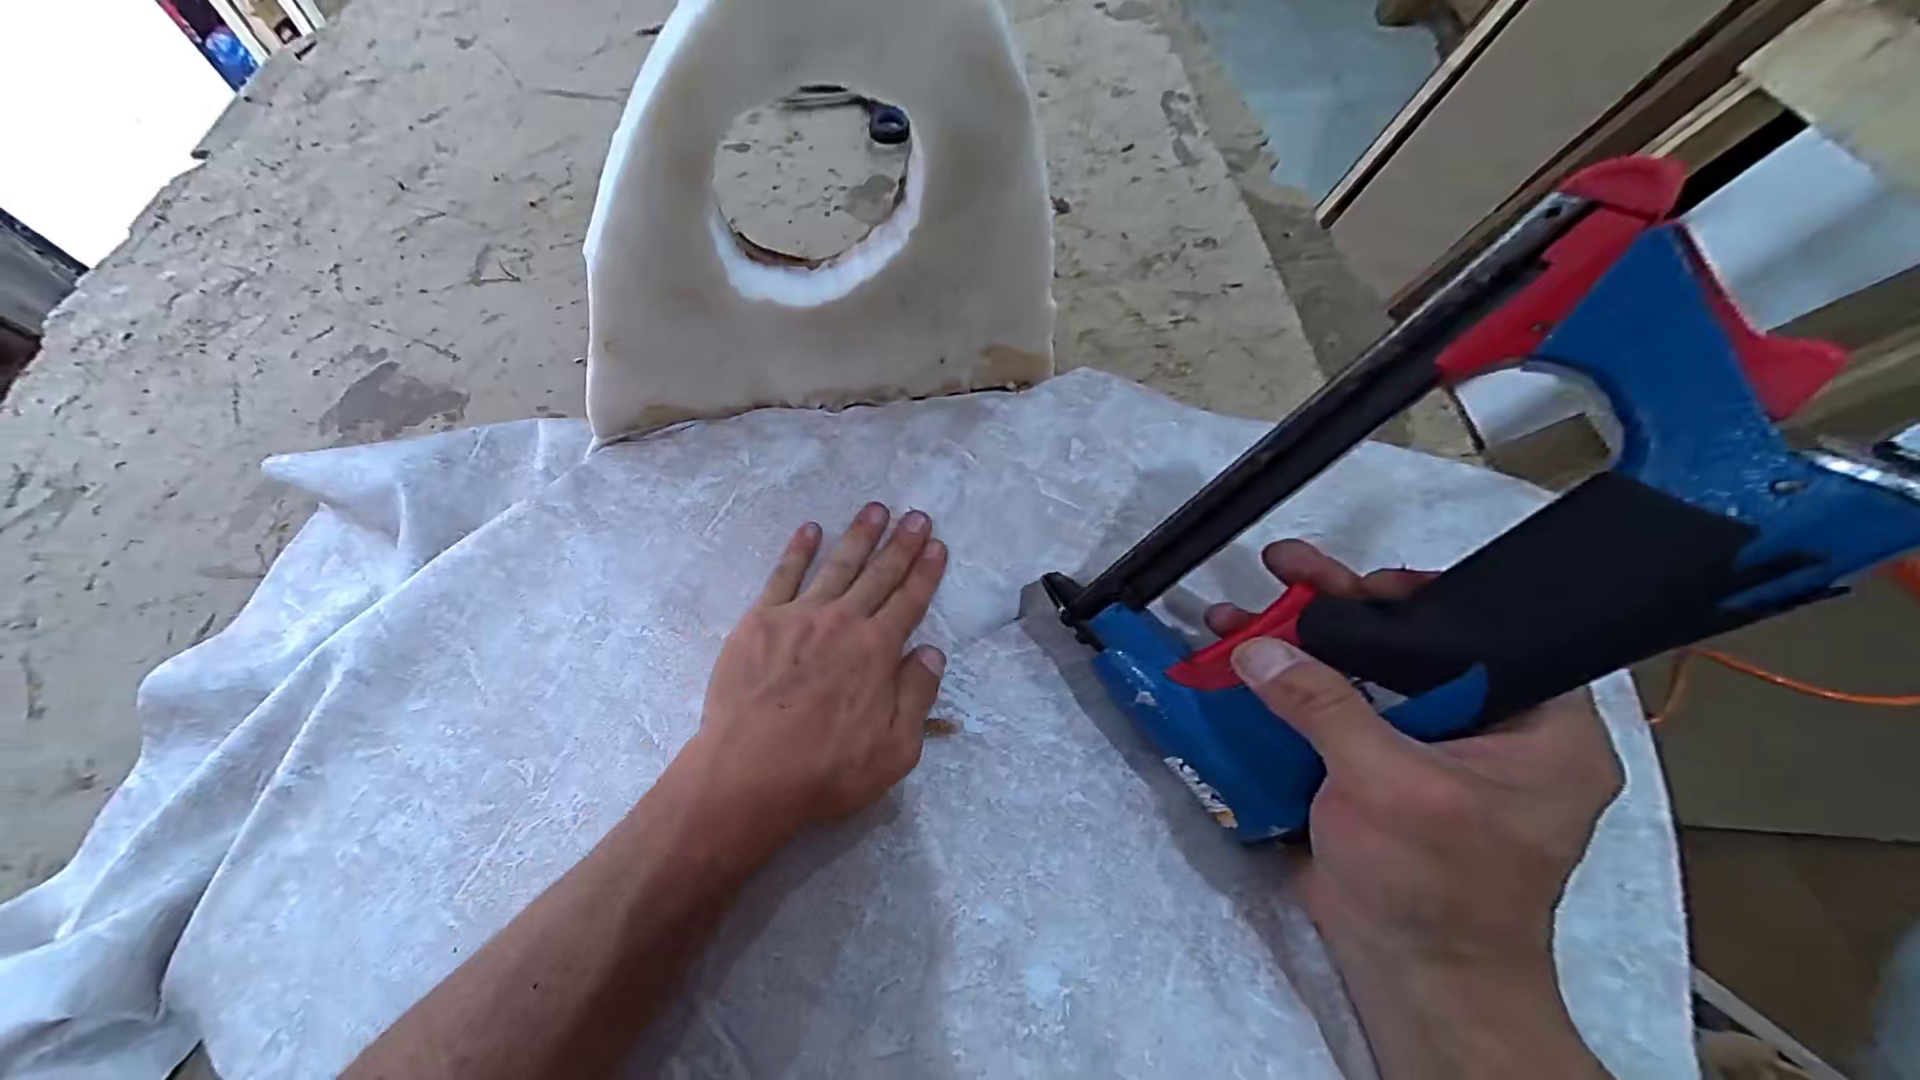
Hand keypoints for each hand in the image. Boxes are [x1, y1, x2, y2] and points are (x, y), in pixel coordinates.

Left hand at [682, 503, 948, 837]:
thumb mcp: (895, 748)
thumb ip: (917, 694)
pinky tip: (810, 529)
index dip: (926, 571)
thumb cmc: (826, 769)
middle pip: (880, 574)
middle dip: (902, 543)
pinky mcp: (760, 621)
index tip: (937, 545)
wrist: (748, 775)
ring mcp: (799, 616)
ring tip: (876, 509)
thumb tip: (931, 651)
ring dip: (860, 535)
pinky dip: (798, 550)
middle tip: (917, 516)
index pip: (910, 600)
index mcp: (878, 650)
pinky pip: (783, 575)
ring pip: (838, 565)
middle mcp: (843, 622)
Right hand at [1208, 540, 1620, 1079]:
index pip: (1484, 632)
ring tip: (1235, 611)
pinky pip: (1325, 707)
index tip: (1360, 581)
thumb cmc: (1434, 885)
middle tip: (1282, 563)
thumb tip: (1254, 646)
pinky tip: (1238, 660)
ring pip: (1354, 672)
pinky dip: (1283, 683)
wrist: (1407, 974)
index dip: (1420, 597)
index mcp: (1533, 727)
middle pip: (1402, 644)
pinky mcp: (1367, 763)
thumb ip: (1323, 706)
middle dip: (1335, 606)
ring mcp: (1416, 744)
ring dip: (1295, 641)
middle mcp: (1478, 725)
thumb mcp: (1388, 786)